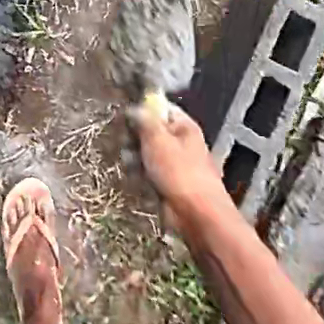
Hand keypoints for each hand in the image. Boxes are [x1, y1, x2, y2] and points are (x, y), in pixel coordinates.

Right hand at [128, 99, 232, 221]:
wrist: (197, 215)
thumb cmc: (179, 173)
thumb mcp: (157, 139)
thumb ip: (144, 120)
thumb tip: (134, 108)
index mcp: (184, 127)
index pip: (160, 108)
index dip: (142, 110)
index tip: (126, 117)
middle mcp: (180, 142)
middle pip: (150, 131)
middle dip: (135, 137)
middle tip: (128, 144)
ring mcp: (174, 163)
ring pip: (145, 152)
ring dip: (134, 158)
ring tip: (133, 165)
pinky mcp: (167, 182)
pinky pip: (147, 172)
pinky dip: (139, 174)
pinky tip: (136, 178)